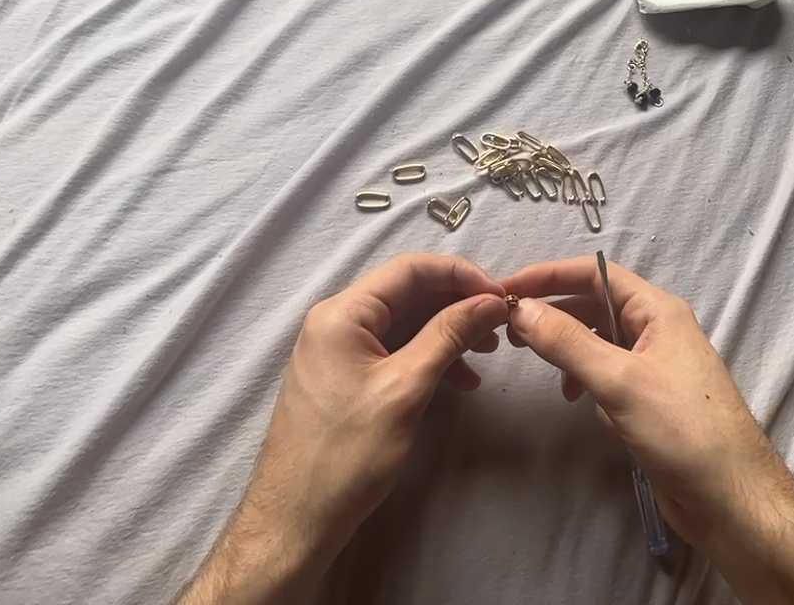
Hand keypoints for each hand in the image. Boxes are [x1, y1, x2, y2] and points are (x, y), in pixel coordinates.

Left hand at [179, 254, 509, 604]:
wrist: (294, 525)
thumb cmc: (347, 455)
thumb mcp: (406, 388)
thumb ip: (450, 334)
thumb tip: (491, 301)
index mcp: (342, 312)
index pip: (411, 268)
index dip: (460, 274)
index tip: (499, 295)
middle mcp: (338, 319)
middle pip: (410, 292)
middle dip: (458, 304)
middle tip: (499, 326)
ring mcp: (341, 348)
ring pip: (407, 321)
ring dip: (449, 332)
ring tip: (487, 354)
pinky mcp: (348, 374)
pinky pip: (397, 348)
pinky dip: (430, 357)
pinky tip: (460, 380)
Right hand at [503, 257, 793, 604]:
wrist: (730, 499)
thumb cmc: (680, 428)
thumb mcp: (618, 380)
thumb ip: (568, 342)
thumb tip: (521, 308)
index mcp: (657, 309)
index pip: (596, 273)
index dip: (550, 274)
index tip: (507, 286)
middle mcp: (656, 328)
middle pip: (595, 304)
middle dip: (555, 311)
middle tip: (509, 326)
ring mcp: (654, 364)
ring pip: (599, 340)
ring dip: (569, 348)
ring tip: (535, 359)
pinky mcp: (650, 399)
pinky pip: (607, 374)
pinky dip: (586, 380)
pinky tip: (576, 400)